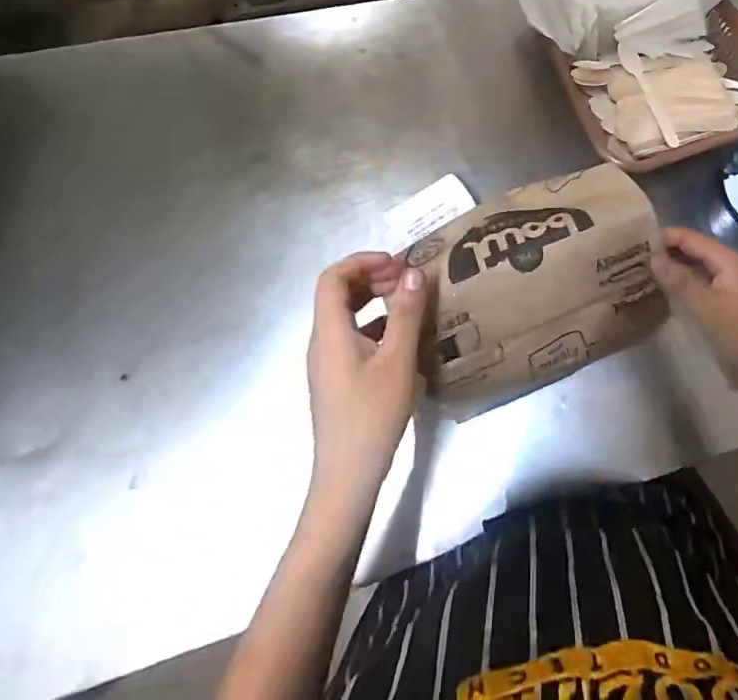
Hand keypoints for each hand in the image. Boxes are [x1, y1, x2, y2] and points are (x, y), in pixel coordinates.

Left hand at [307, 253, 428, 504]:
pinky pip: (354, 336)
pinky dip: (376, 325)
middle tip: (408, 280)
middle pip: (338, 293)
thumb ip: (406, 314)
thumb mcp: (397, 361)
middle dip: (372, 278)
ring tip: (409, 303)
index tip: (397, 263)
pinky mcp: (338, 378)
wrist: (348, 476)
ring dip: (375, 301)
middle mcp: (322, 342)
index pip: (333, 278)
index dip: (363, 261)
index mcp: (329, 332)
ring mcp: (328, 362)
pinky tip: (403, 337)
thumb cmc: (372, 416)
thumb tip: (414, 274)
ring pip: (347, 315)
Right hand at [650, 227, 737, 402]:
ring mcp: (728, 284)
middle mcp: (730, 266)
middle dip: (667, 250)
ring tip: (642, 269)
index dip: (665, 237)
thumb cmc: (736, 335)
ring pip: (695, 267)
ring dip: (672, 267)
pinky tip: (662, 289)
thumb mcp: (704, 306)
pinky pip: (699, 283)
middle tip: (634, 256)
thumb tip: (653, 257)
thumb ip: (678, 279)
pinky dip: (681, 282)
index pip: (691, 238)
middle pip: (694, 249)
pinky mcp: (724, 302)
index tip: (635, 241)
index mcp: (728, 260)